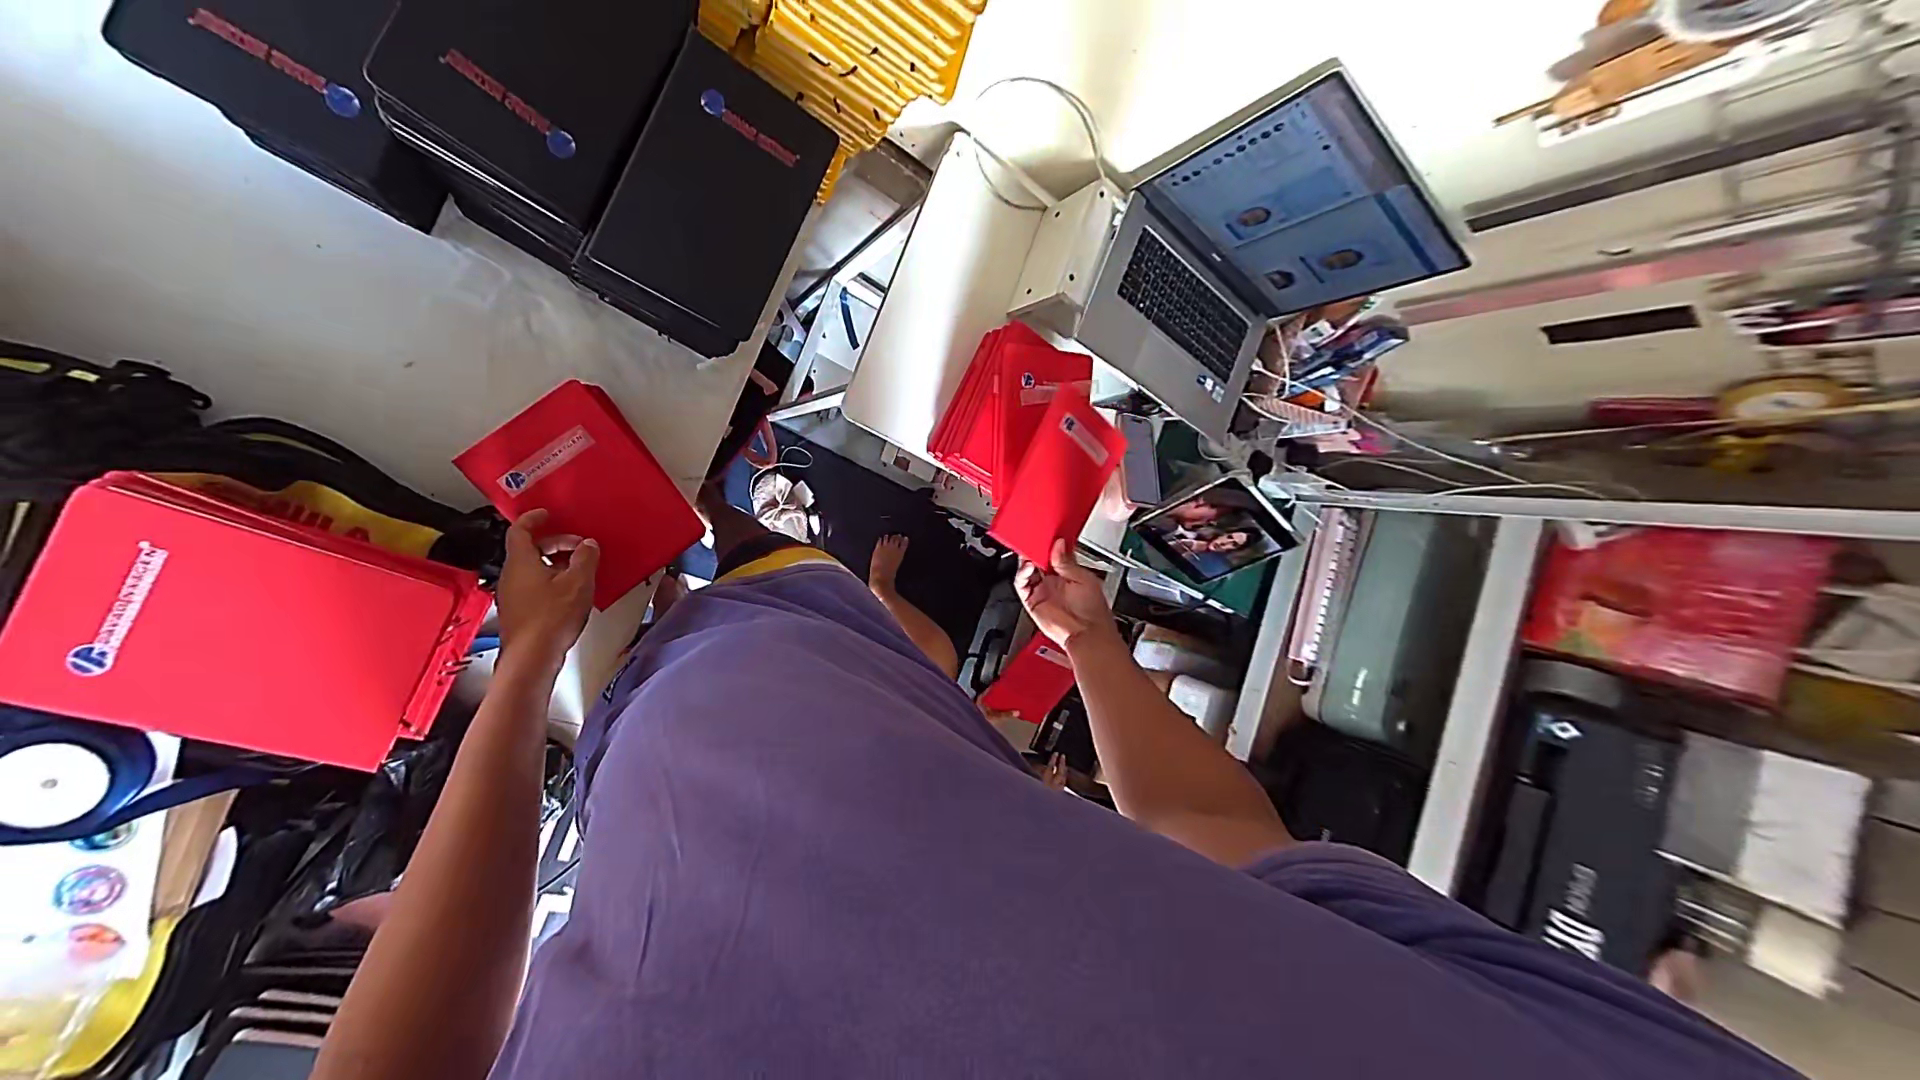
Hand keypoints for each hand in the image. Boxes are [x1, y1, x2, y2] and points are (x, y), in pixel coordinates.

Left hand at [496, 510, 599, 674]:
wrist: (533, 656)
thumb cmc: (552, 617)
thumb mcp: (578, 582)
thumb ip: (585, 558)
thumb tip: (588, 545)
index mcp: (521, 562)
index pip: (520, 531)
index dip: (533, 519)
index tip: (548, 513)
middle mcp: (511, 575)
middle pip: (529, 549)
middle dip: (554, 543)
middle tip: (579, 545)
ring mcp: (512, 594)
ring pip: (532, 568)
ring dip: (555, 562)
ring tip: (579, 568)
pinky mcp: (519, 611)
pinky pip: (533, 585)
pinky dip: (551, 579)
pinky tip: (571, 591)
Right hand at [1013, 539, 1115, 648]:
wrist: (1086, 633)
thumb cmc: (1092, 611)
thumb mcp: (1083, 578)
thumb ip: (1067, 561)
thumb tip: (1059, 545)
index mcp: (1069, 573)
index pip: (1054, 553)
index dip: (1049, 544)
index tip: (1047, 534)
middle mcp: (1054, 582)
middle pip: (1038, 560)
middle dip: (1035, 550)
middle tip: (1034, 541)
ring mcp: (1043, 591)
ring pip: (1027, 570)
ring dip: (1026, 559)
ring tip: (1030, 555)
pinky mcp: (1032, 601)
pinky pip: (1021, 584)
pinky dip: (1021, 574)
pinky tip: (1028, 568)